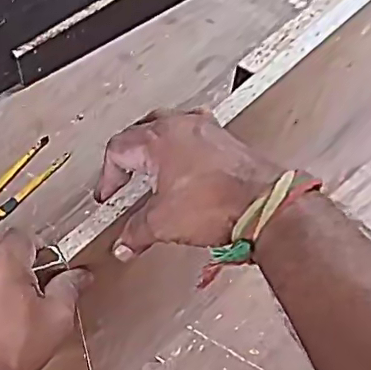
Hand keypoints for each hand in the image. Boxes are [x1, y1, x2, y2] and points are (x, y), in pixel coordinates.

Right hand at [94, 110, 287, 260]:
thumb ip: (135, 232)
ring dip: (154, 149)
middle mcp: (182, 125)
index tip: (108, 196)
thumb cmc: (217, 203)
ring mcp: (207, 130)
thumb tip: (124, 244)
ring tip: (149, 171)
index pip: (117, 149)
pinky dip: (180, 152)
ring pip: (169, 128)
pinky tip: (182, 171)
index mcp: (159, 139)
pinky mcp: (225, 141)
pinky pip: (193, 137)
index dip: (107, 176)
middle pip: (141, 131)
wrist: (263, 205)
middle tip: (122, 179)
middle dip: (127, 158)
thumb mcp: (160, 223)